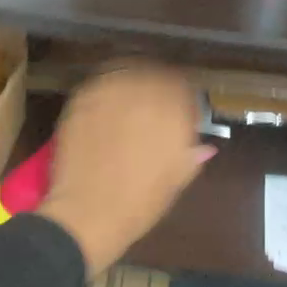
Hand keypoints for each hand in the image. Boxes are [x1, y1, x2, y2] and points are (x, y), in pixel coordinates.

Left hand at [38, 62, 207, 273]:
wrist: (87, 214)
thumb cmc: (138, 204)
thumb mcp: (175, 182)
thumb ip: (190, 157)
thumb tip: (205, 148)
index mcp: (174, 113)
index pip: (183, 86)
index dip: (182, 98)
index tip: (180, 112)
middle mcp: (144, 95)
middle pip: (156, 74)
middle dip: (158, 87)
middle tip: (154, 106)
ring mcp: (110, 94)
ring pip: (126, 73)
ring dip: (132, 83)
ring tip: (129, 104)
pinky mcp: (82, 100)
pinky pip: (100, 84)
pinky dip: (106, 91)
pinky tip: (106, 107)